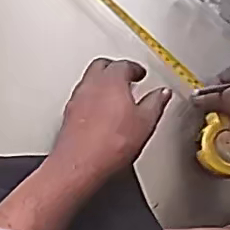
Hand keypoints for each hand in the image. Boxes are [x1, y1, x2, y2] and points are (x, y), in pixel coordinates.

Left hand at [49, 58, 171, 182]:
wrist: (80, 164)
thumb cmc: (109, 144)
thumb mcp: (145, 122)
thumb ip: (155, 103)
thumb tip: (161, 94)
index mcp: (111, 80)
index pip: (123, 65)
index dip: (134, 68)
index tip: (140, 73)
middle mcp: (90, 86)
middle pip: (101, 66)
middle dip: (114, 69)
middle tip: (126, 77)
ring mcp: (76, 100)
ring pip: (88, 81)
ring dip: (101, 84)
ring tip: (114, 95)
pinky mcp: (68, 116)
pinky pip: (81, 99)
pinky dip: (92, 99)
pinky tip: (99, 113)